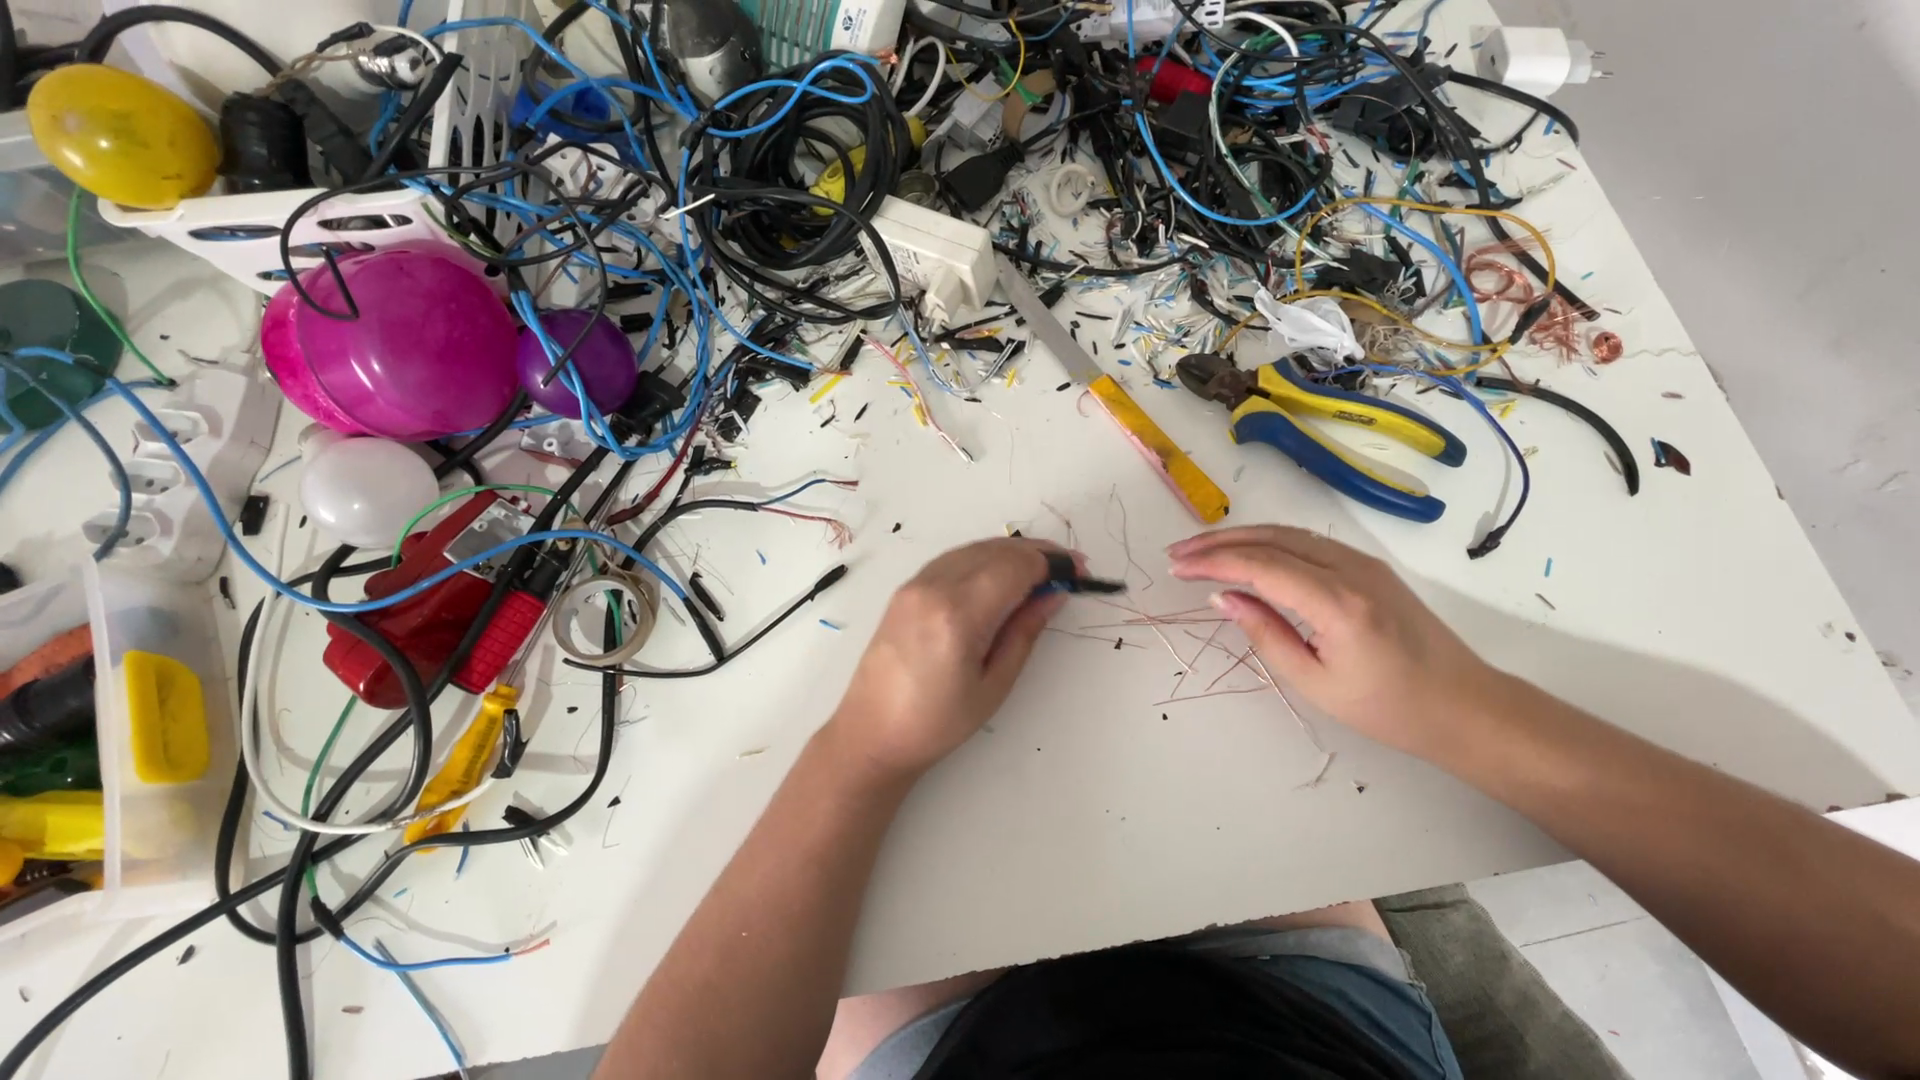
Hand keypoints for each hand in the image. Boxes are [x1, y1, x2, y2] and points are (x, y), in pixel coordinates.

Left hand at [828, 539, 1070, 777]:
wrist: (872, 732)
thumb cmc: (937, 722)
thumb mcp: (994, 685)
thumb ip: (1024, 633)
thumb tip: (1053, 596)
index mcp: (959, 615)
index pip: (1016, 567)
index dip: (1052, 565)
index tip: (1078, 573)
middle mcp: (933, 588)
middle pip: (996, 551)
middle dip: (1036, 554)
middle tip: (1068, 569)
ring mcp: (914, 585)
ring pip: (973, 549)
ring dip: (1010, 553)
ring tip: (1041, 572)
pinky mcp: (905, 590)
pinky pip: (952, 559)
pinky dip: (982, 559)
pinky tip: (1000, 576)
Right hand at [1167, 526, 1502, 758]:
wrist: (1464, 705)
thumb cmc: (1389, 708)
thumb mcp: (1315, 682)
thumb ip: (1265, 634)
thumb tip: (1224, 597)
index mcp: (1338, 603)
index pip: (1261, 565)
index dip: (1213, 562)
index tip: (1176, 568)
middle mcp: (1352, 570)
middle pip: (1272, 539)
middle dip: (1218, 543)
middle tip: (1177, 555)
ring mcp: (1364, 563)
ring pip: (1289, 535)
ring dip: (1242, 539)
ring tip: (1201, 552)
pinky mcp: (1370, 568)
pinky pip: (1308, 543)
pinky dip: (1269, 544)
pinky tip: (1247, 555)